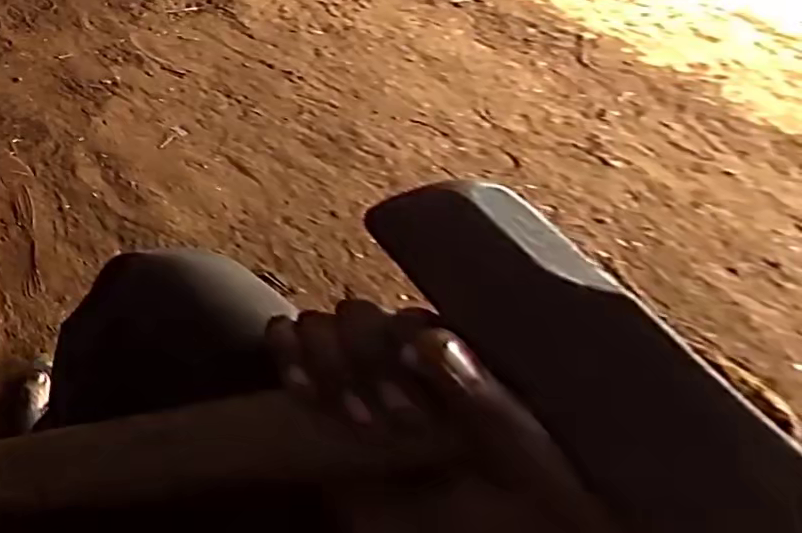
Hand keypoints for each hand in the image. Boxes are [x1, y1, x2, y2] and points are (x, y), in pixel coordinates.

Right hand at [266, 302, 618, 532]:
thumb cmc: (515, 530)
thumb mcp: (545, 494)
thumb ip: (500, 419)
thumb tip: (435, 341)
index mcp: (473, 382)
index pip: (426, 322)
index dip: (412, 336)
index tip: (417, 367)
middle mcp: (408, 369)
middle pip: (366, 316)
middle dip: (367, 356)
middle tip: (393, 419)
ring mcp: (354, 377)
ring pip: (320, 322)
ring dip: (326, 359)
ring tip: (351, 418)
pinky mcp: (311, 388)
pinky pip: (281, 336)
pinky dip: (285, 351)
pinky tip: (304, 392)